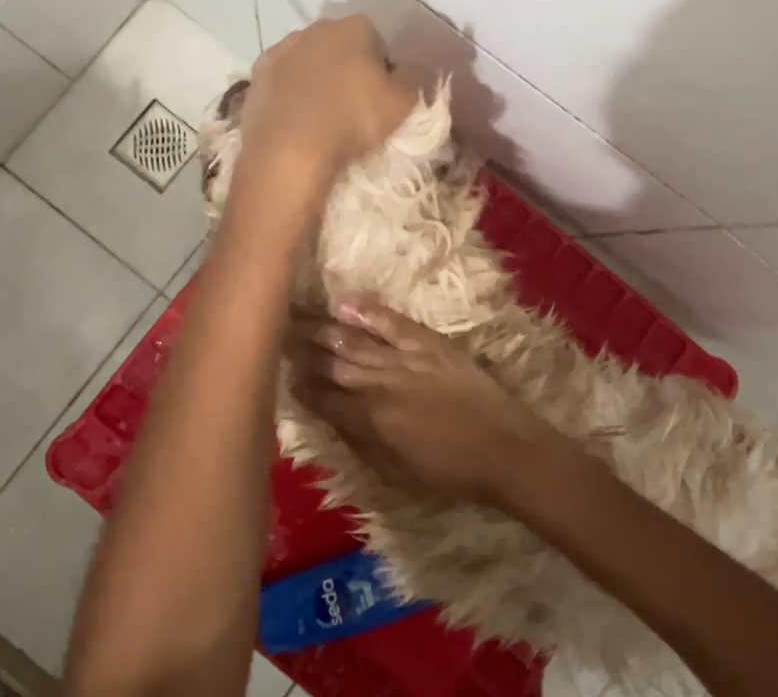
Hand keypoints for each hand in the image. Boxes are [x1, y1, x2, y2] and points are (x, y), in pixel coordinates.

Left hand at [238, 16, 414, 187]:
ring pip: (307, 61)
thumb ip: (413, 76)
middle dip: (346, 68)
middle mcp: (314, 28)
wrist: (288, 151)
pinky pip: (282, 80)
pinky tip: (295, 120)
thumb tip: (408, 67)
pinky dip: (289, 94)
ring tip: (321, 116)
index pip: (376, 41)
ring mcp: (280, 50)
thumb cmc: (352, 121)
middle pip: (339, 46)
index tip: (379, 97)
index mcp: (354, 28)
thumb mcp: (402, 103)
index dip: (381, 69)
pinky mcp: (256, 75)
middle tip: (352, 107)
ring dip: (315, 79)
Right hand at [286, 297, 567, 505]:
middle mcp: (378, 384)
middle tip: (273, 333)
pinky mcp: (428, 343)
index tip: (281, 373)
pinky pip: (391, 322)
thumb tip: (333, 419)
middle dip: (299, 349)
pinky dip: (367, 310)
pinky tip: (344, 302)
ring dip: (321, 327)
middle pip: (330, 362)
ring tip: (295, 314)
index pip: (322, 398)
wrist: (503, 450)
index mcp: (368, 421)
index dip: (300, 386)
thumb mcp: (396, 474)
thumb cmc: (450, 473)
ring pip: (352, 340)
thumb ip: (360, 445)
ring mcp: (403, 359)